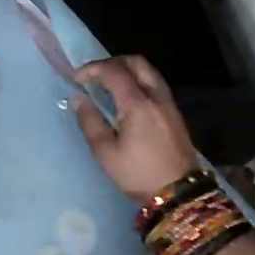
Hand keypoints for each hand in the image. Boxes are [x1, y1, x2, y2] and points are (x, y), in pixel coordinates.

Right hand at [74, 55, 199, 201]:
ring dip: (126, 70)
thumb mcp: (104, 151)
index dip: (92, 69)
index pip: (114, 71)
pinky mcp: (174, 113)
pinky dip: (137, 81)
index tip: (76, 79)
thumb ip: (89, 121)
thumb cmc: (137, 173)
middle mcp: (156, 97)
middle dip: (111, 62)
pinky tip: (125, 98)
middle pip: (136, 62)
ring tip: (107, 84)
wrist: (178, 192)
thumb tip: (78, 98)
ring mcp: (168, 104)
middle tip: (94, 75)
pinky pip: (154, 84)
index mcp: (137, 104)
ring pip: (148, 72)